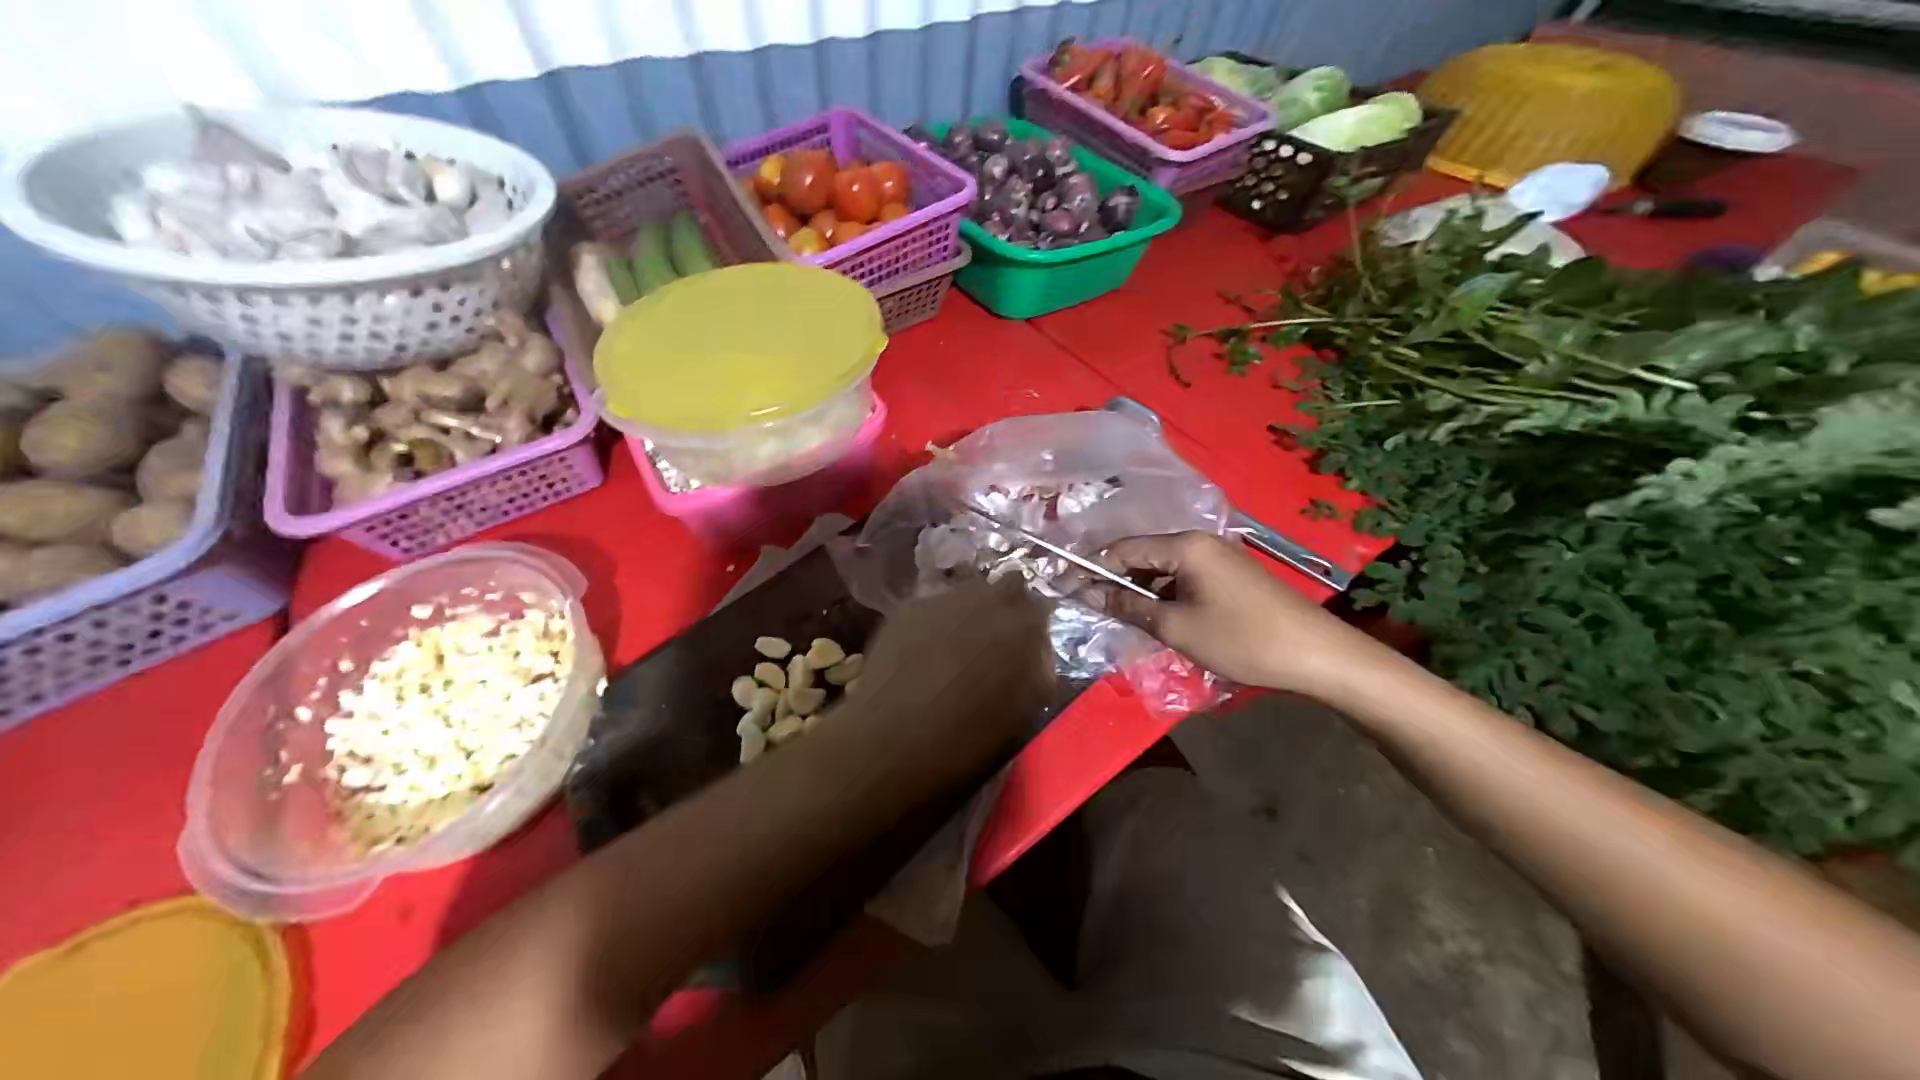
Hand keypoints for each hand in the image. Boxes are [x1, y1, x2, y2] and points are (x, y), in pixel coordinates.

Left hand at [849, 576, 1055, 756]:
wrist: (891, 737)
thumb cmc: (966, 738)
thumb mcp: (1022, 713)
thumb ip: (1037, 671)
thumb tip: (1036, 652)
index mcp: (1024, 627)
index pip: (1044, 607)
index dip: (1036, 624)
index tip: (1031, 641)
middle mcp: (989, 600)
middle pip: (1010, 583)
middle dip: (1009, 601)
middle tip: (999, 632)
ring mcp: (946, 597)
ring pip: (970, 587)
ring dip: (972, 605)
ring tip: (961, 636)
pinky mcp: (910, 605)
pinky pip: (935, 601)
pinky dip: (938, 616)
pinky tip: (926, 642)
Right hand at [1075, 531, 1381, 695]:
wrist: (1318, 655)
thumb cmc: (1242, 639)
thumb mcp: (1177, 627)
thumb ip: (1128, 606)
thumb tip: (1086, 593)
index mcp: (1185, 546)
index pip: (1123, 549)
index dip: (1091, 569)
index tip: (1064, 587)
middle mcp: (1200, 542)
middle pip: (1143, 556)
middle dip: (1114, 580)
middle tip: (1088, 607)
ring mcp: (1219, 558)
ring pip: (1163, 570)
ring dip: (1140, 591)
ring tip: (1119, 618)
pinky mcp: (1231, 576)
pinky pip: (1184, 579)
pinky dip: (1165, 596)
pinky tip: (1157, 619)